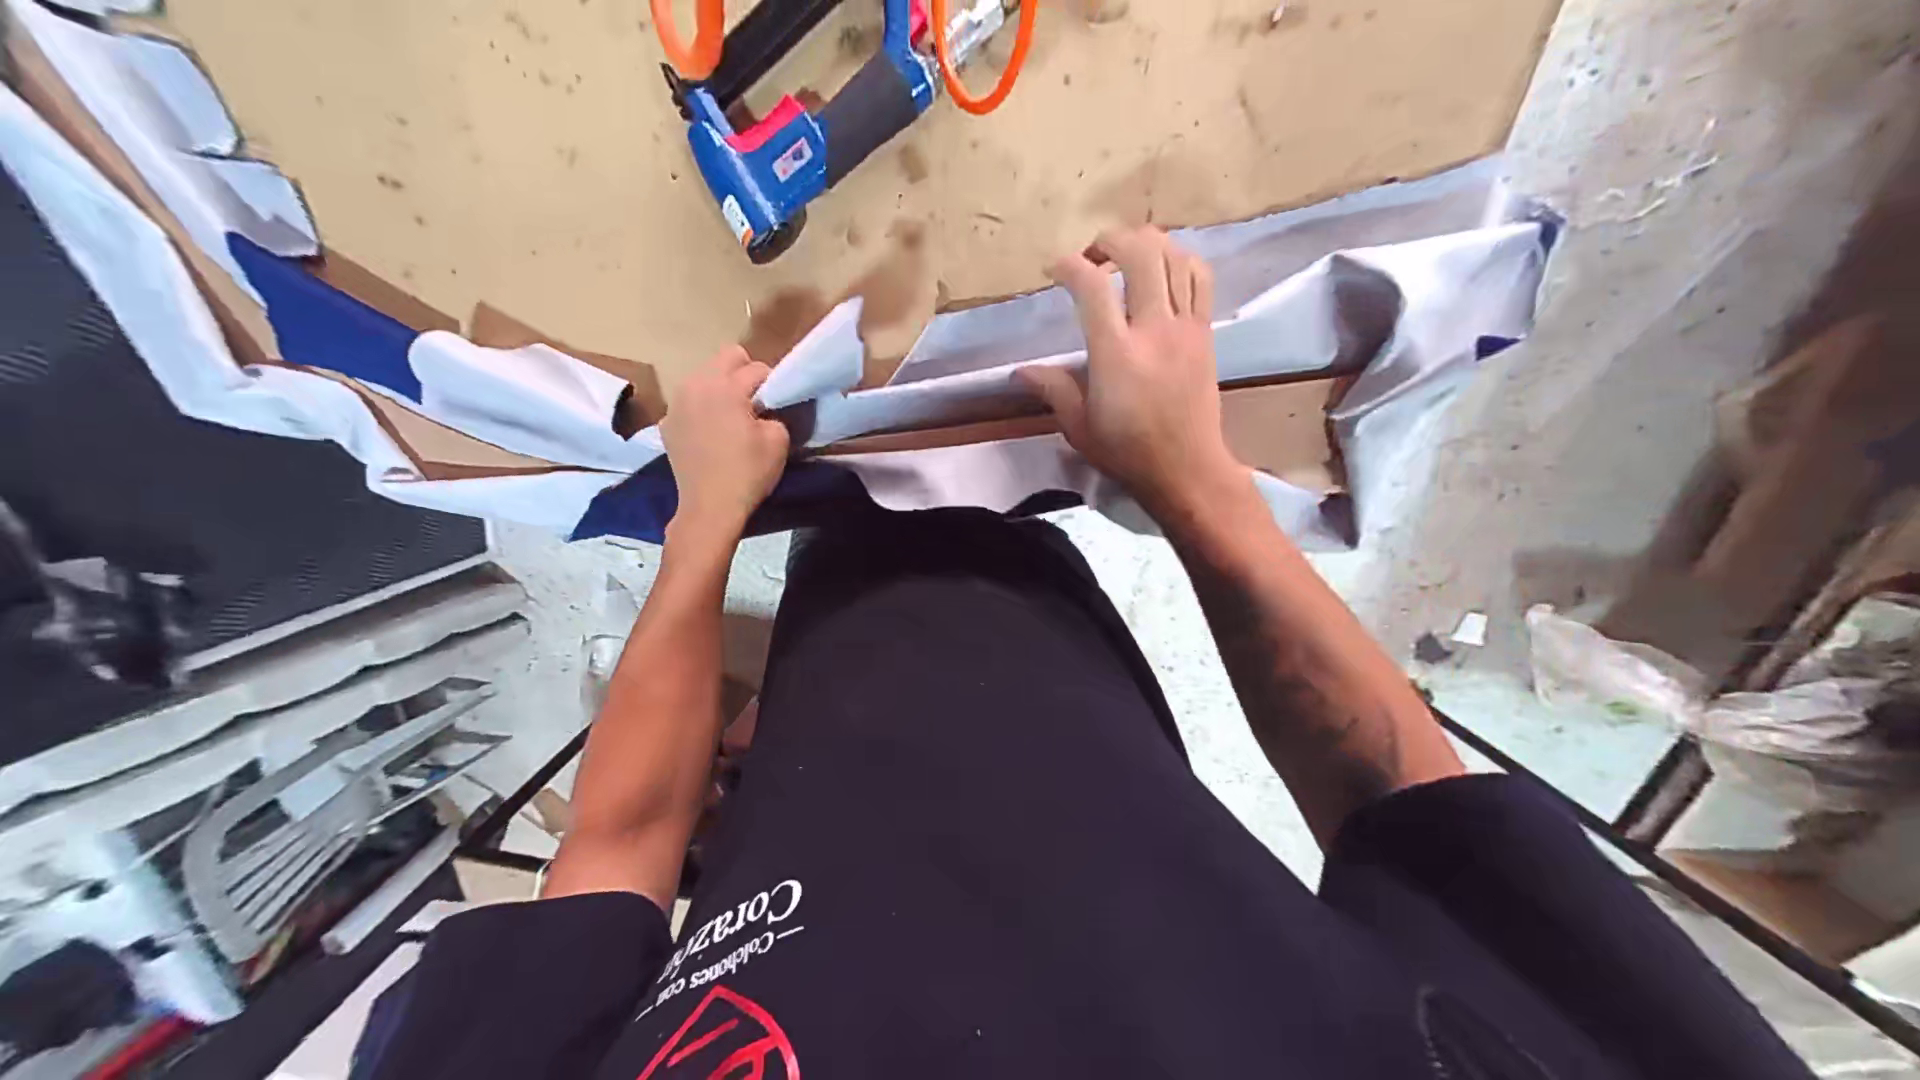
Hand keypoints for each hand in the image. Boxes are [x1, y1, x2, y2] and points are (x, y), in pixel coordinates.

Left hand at [662, 346, 789, 540]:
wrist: (710, 507)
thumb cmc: (748, 472)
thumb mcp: (778, 440)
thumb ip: (775, 412)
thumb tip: (765, 408)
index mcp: (725, 386)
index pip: (756, 368)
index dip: (774, 384)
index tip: (778, 405)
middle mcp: (695, 385)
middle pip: (726, 358)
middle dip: (745, 374)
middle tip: (756, 404)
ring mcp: (676, 404)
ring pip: (704, 377)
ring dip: (722, 389)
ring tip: (732, 417)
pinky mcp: (667, 423)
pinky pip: (690, 402)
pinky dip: (703, 409)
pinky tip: (711, 433)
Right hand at [1016, 227, 1245, 521]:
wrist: (1186, 469)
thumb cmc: (1127, 452)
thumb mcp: (1079, 426)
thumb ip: (1053, 389)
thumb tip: (1020, 371)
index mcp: (1115, 355)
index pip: (1092, 287)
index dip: (1069, 266)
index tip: (1054, 270)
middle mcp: (1153, 330)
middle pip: (1141, 253)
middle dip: (1111, 240)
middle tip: (1092, 255)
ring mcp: (1185, 328)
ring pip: (1174, 257)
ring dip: (1147, 244)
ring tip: (1126, 257)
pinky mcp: (1205, 332)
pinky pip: (1199, 278)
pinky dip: (1180, 260)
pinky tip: (1162, 271)